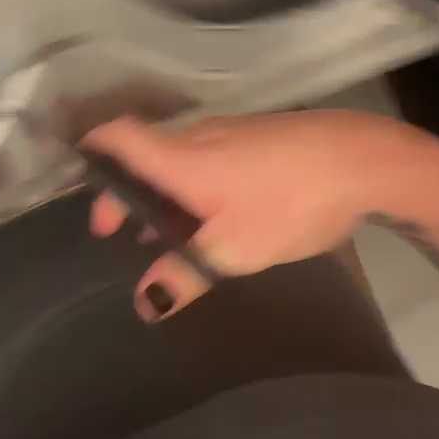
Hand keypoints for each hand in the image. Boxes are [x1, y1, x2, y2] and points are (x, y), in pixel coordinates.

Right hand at [81, 111, 438, 320]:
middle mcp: (194, 138)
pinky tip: (215, 219)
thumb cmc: (287, 202)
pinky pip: (204, 160)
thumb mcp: (233, 250)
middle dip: (124, 190)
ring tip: (166, 236)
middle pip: (141, 153)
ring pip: (175, 160)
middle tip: (118, 231)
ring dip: (160, 193)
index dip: (91, 150)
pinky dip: (190, 187)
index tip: (78, 177)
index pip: (117, 136)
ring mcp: (227, 135)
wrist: (361, 160)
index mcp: (178, 158)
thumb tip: (143, 303)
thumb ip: (184, 274)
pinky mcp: (254, 140)